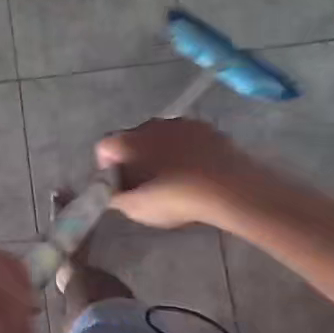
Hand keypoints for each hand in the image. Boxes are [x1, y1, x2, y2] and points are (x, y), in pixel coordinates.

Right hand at [96, 118, 263, 228]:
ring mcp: (180, 123)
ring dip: (161, 152)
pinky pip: (187, 138)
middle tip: (146, 185)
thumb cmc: (176, 199)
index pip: (103, 147)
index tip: (119, 185)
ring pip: (161, 136)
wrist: (230, 188)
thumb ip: (117, 198)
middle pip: (132, 139)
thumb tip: (111, 192)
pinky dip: (187, 150)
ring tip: (175, 179)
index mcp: (128, 141)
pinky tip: (197, 171)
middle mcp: (150, 124)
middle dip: (135, 158)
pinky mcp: (207, 127)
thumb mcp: (138, 209)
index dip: (106, 166)